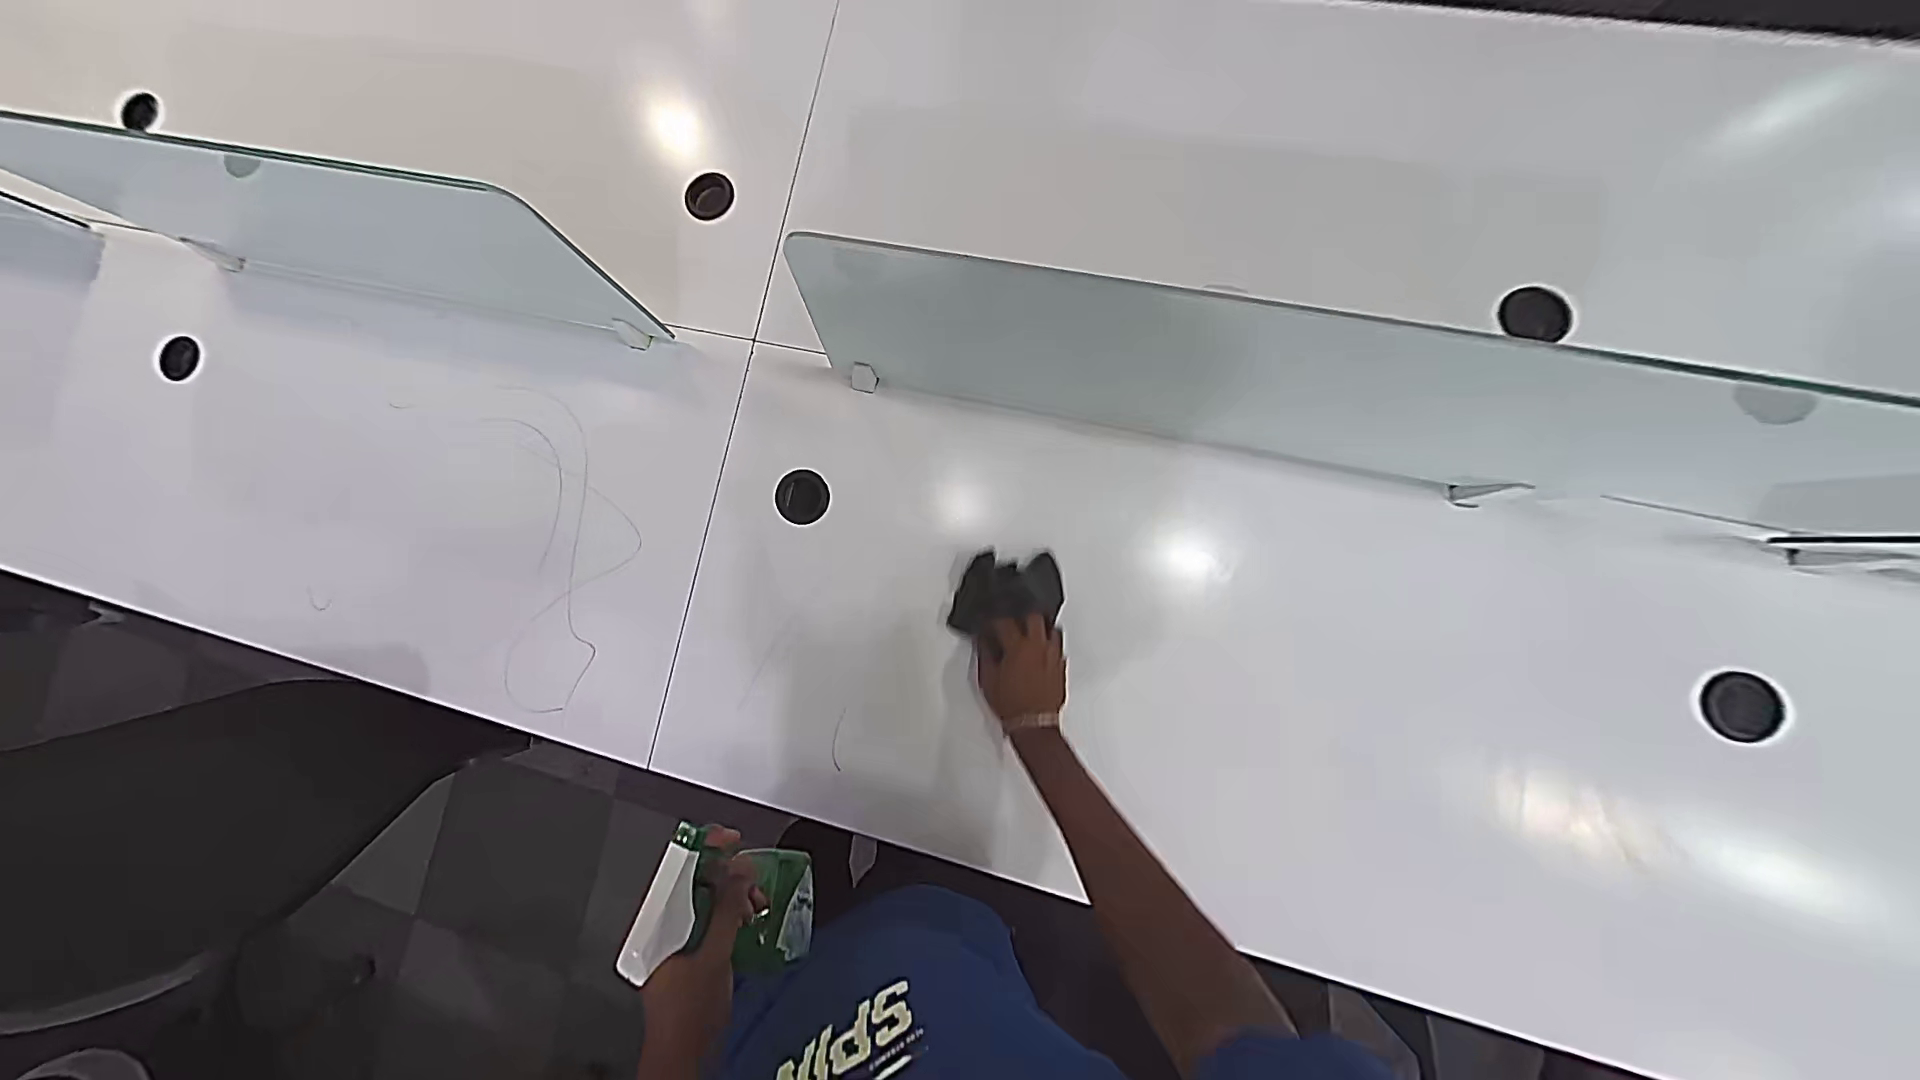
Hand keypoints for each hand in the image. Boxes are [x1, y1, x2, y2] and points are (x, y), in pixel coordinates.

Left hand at [638, 826, 765, 1075]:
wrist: (684, 1057)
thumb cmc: (690, 1011)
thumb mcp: (714, 954)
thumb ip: (727, 910)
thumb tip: (741, 868)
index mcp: (657, 924)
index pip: (678, 870)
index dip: (705, 848)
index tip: (732, 839)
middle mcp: (663, 926)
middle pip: (696, 881)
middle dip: (730, 874)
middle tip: (754, 877)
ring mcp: (678, 937)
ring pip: (708, 897)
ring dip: (736, 894)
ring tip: (756, 902)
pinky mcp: (692, 948)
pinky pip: (714, 915)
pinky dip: (734, 910)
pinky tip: (751, 916)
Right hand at [976, 614, 1065, 732]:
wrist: (1033, 724)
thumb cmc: (1013, 705)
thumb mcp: (988, 679)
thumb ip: (985, 654)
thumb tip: (983, 641)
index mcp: (1018, 647)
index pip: (1005, 622)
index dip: (995, 618)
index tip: (990, 620)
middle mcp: (1038, 647)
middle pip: (1033, 615)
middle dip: (1022, 613)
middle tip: (1013, 618)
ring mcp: (1052, 655)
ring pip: (1051, 627)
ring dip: (1039, 625)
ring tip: (1030, 628)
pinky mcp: (1061, 665)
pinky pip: (1058, 645)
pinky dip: (1049, 641)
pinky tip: (1041, 646)